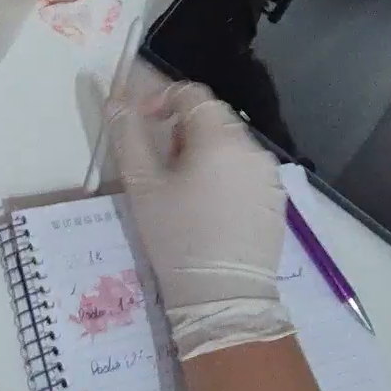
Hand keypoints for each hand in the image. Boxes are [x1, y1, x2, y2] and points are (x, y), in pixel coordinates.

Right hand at [111, 75, 292, 360]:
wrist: (223, 296)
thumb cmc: (177, 236)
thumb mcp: (142, 184)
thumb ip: (128, 134)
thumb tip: (115, 100)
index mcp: (220, 138)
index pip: (192, 94)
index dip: (162, 98)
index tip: (142, 122)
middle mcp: (252, 148)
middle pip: (213, 116)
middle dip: (181, 125)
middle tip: (159, 158)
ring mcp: (269, 175)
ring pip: (230, 142)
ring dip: (202, 147)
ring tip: (182, 183)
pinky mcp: (275, 199)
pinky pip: (245, 167)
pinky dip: (223, 170)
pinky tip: (208, 203)